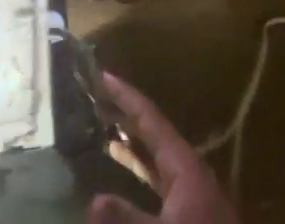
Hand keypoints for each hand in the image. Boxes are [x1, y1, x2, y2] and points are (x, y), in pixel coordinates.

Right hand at [89, 73, 238, 223]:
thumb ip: (126, 219)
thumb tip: (92, 201)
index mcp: (186, 166)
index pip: (152, 120)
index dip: (126, 98)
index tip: (103, 75)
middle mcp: (190, 172)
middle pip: (154, 134)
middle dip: (126, 116)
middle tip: (96, 96)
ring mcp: (192, 194)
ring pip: (156, 158)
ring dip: (131, 143)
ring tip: (102, 128)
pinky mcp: (190, 213)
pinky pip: (158, 180)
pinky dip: (138, 170)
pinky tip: (122, 177)